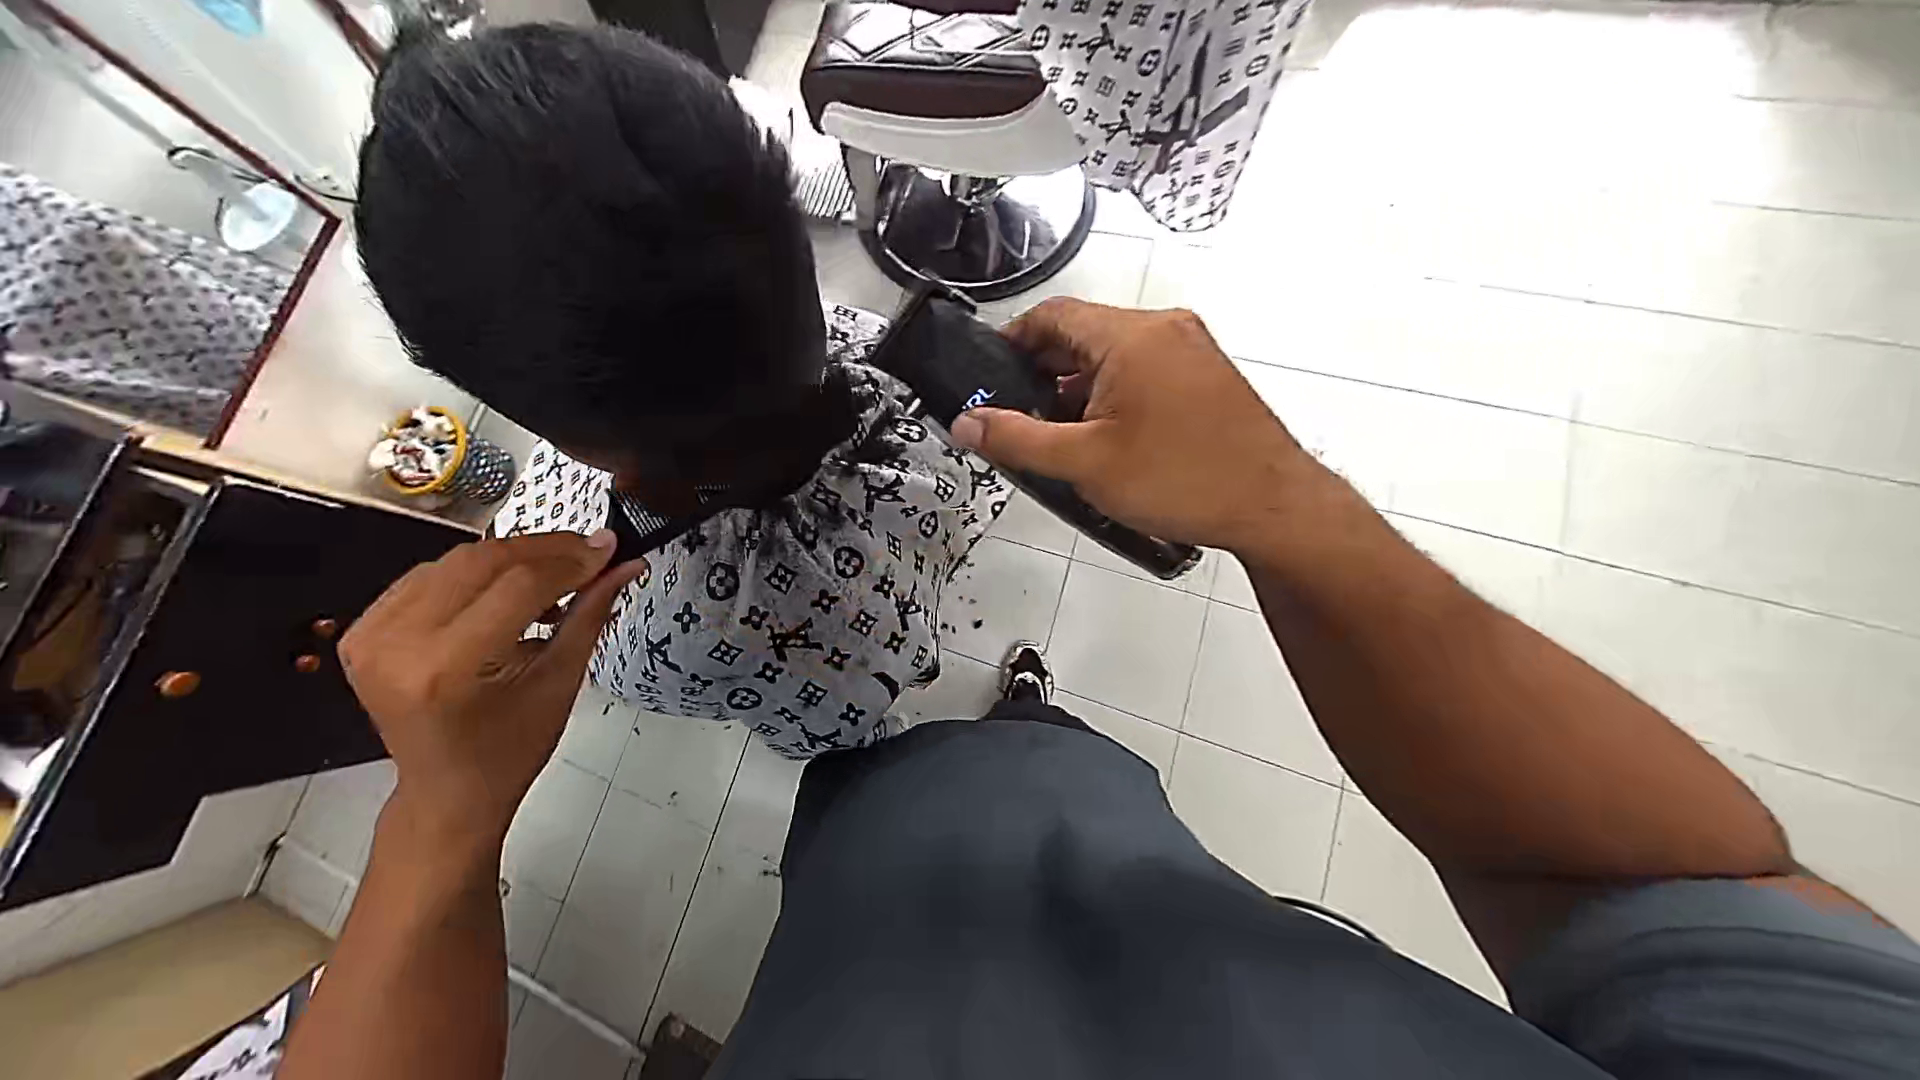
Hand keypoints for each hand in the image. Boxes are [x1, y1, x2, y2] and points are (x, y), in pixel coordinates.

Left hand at [339, 531, 647, 844]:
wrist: (449, 789)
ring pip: (458, 560)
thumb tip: (624, 565)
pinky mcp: (365, 628)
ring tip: (558, 575)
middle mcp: (398, 644)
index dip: (571, 562)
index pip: (519, 585)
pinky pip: (432, 575)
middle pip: (483, 561)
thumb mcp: (562, 679)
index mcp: (447, 668)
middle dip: (547, 550)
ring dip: (516, 557)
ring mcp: (373, 634)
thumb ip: (591, 612)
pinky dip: (480, 572)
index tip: (610, 550)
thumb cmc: (510, 749)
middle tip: (591, 553)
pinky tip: (511, 589)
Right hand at [949, 298, 1328, 552]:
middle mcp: (1165, 331)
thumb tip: (971, 422)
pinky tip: (1106, 441)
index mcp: (1131, 337)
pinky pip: (1142, 371)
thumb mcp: (1084, 463)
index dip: (1011, 341)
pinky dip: (1113, 396)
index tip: (992, 370)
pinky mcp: (1203, 376)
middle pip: (1080, 334)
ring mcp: (1189, 351)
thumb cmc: (1192, 479)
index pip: (1050, 314)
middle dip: (1043, 374)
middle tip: (1022, 416)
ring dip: (1078, 389)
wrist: (1271, 507)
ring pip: (1111, 356)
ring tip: (1065, 439)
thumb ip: (1017, 439)